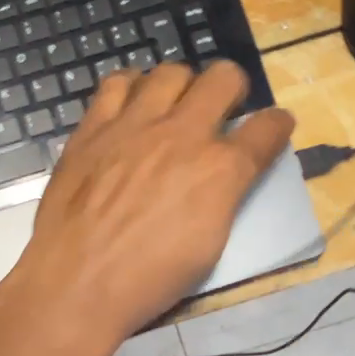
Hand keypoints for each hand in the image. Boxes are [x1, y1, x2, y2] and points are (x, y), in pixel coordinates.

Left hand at [0, 61, 294, 347]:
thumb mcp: (209, 246)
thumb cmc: (149, 279)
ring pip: (171, 72)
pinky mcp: (93, 128)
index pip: (267, 128)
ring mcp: (134, 125)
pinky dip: (131, 87)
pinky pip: (117, 83)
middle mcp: (182, 134)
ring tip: (174, 104)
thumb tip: (227, 177)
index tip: (274, 127)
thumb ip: (223, 198)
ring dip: (182, 85)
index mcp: (220, 170)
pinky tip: (130, 105)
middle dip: (233, 88)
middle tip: (222, 107)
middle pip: (223, 78)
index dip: (277, 125)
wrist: (77, 283)